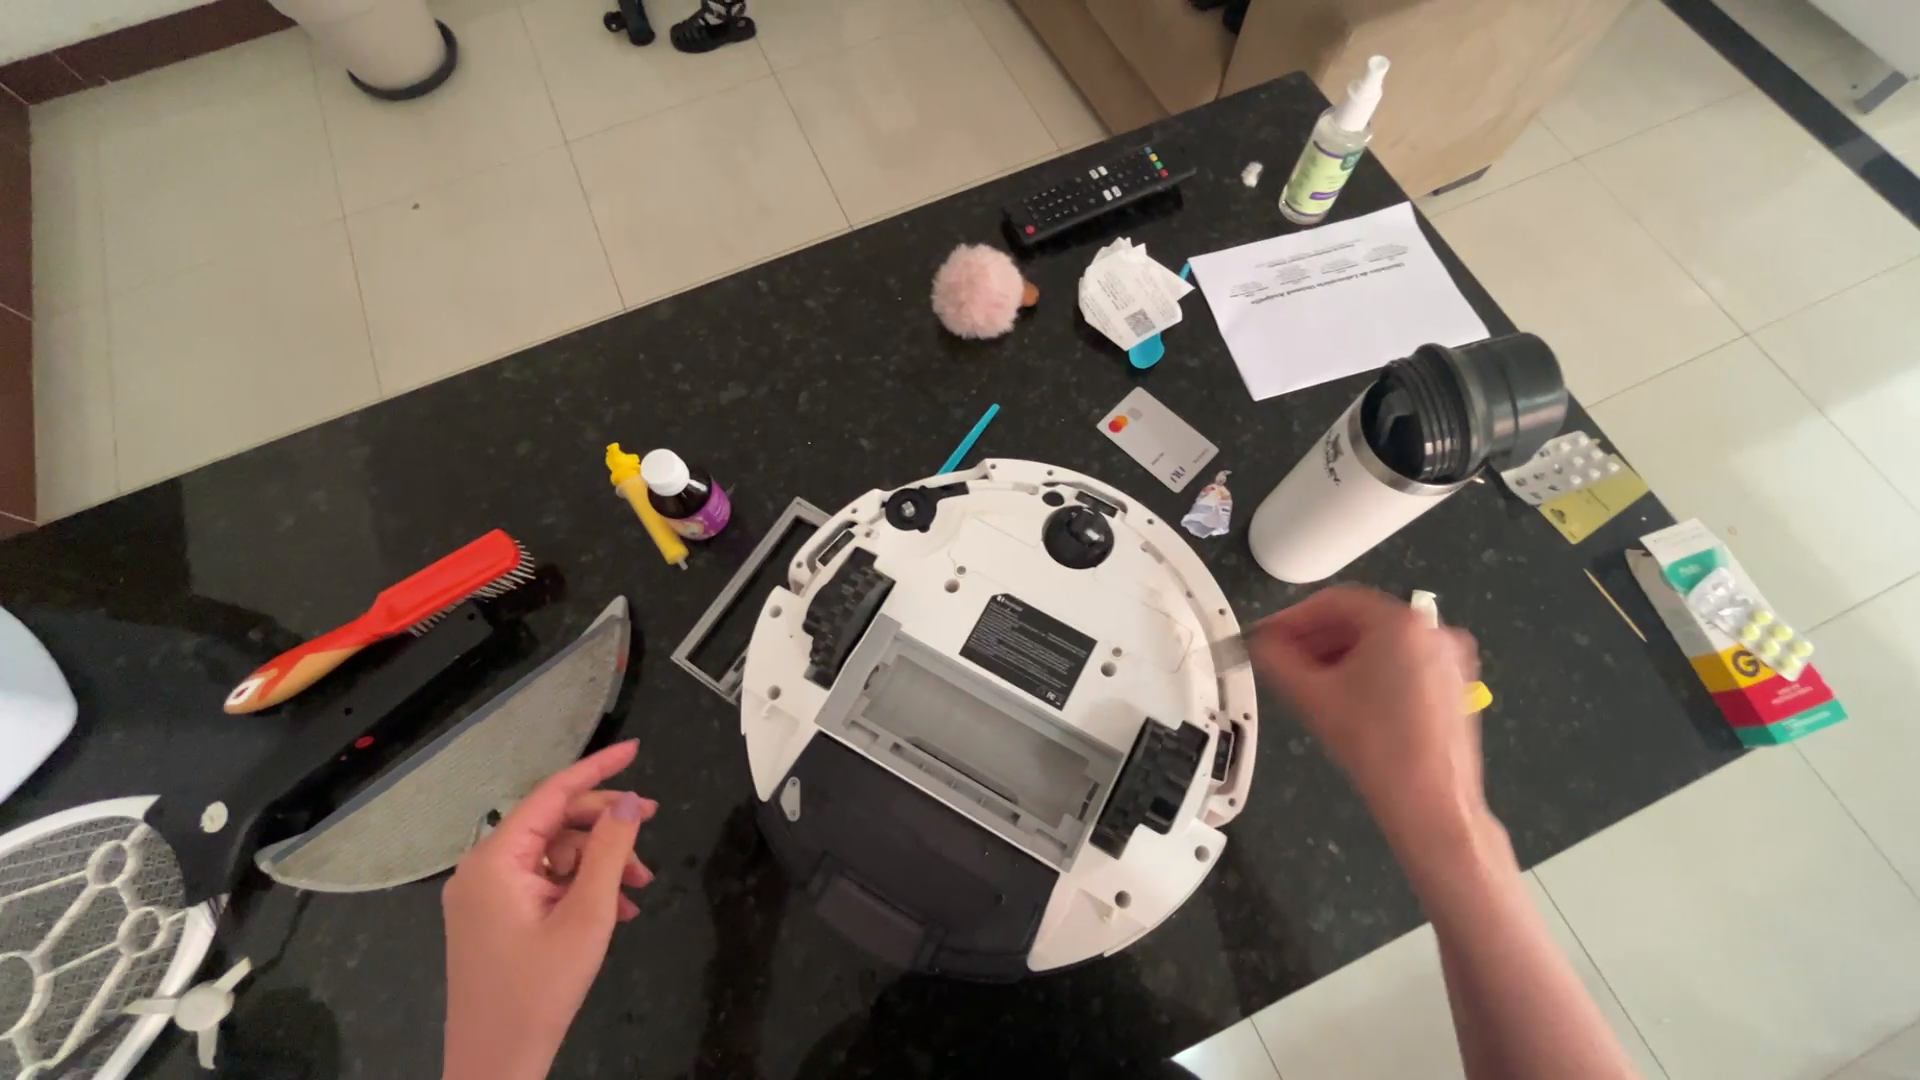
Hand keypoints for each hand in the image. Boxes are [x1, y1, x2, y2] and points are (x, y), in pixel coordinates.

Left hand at [441, 741, 657, 1079]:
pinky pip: (546, 881)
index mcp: (495, 861)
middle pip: (557, 822)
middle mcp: (484, 869)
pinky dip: (584, 886)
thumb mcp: (588, 914)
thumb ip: (612, 849)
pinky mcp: (495, 917)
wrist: (494, 1069)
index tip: (635, 748)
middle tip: (654, 827)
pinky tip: (618, 908)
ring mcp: (486, 895)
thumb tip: (629, 800)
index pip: (553, 793)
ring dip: (603, 862)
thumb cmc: (539, 991)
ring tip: (639, 887)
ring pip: (557, 852)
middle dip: (608, 826)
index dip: (597, 768)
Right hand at [1247, 586, 1487, 856]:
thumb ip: (1273, 657)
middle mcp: (1432, 631)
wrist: (1431, 802)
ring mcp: (1449, 659)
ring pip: (1379, 641)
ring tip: (1307, 678)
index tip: (1268, 636)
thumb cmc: (1374, 744)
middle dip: (1314, 636)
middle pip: (1358, 619)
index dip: (1293, 617)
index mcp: (1400, 623)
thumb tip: (1258, 643)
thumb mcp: (1310, 695)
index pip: (1334, 601)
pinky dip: (1367, 669)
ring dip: (1337, 653)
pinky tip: (1343, 694)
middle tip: (1282, 657)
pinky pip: (1401, 661)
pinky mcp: (1455, 685)